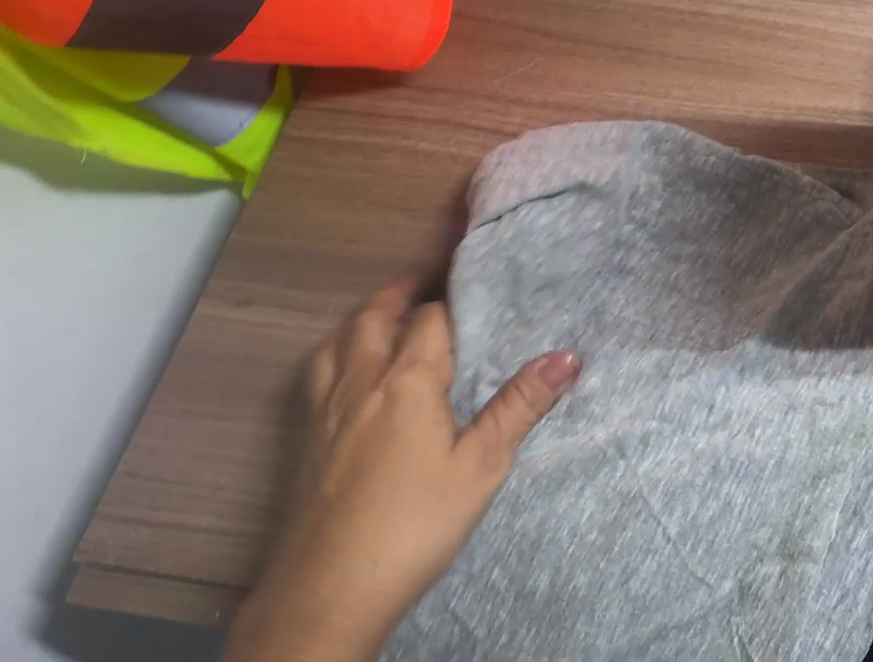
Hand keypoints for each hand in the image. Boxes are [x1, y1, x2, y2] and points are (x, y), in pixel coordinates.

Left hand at [223, 279, 579, 661]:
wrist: (326, 594)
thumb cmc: (416, 523)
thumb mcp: (482, 464)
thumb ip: (521, 405)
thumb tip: (569, 355)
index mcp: (407, 382)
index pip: (429, 320)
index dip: (449, 296)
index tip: (467, 277)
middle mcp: (360, 385)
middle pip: (372, 320)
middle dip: (398, 295)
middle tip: (420, 280)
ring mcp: (324, 414)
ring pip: (336, 346)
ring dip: (360, 320)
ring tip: (380, 315)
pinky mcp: (304, 444)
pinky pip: (317, 377)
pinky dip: (335, 355)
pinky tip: (346, 376)